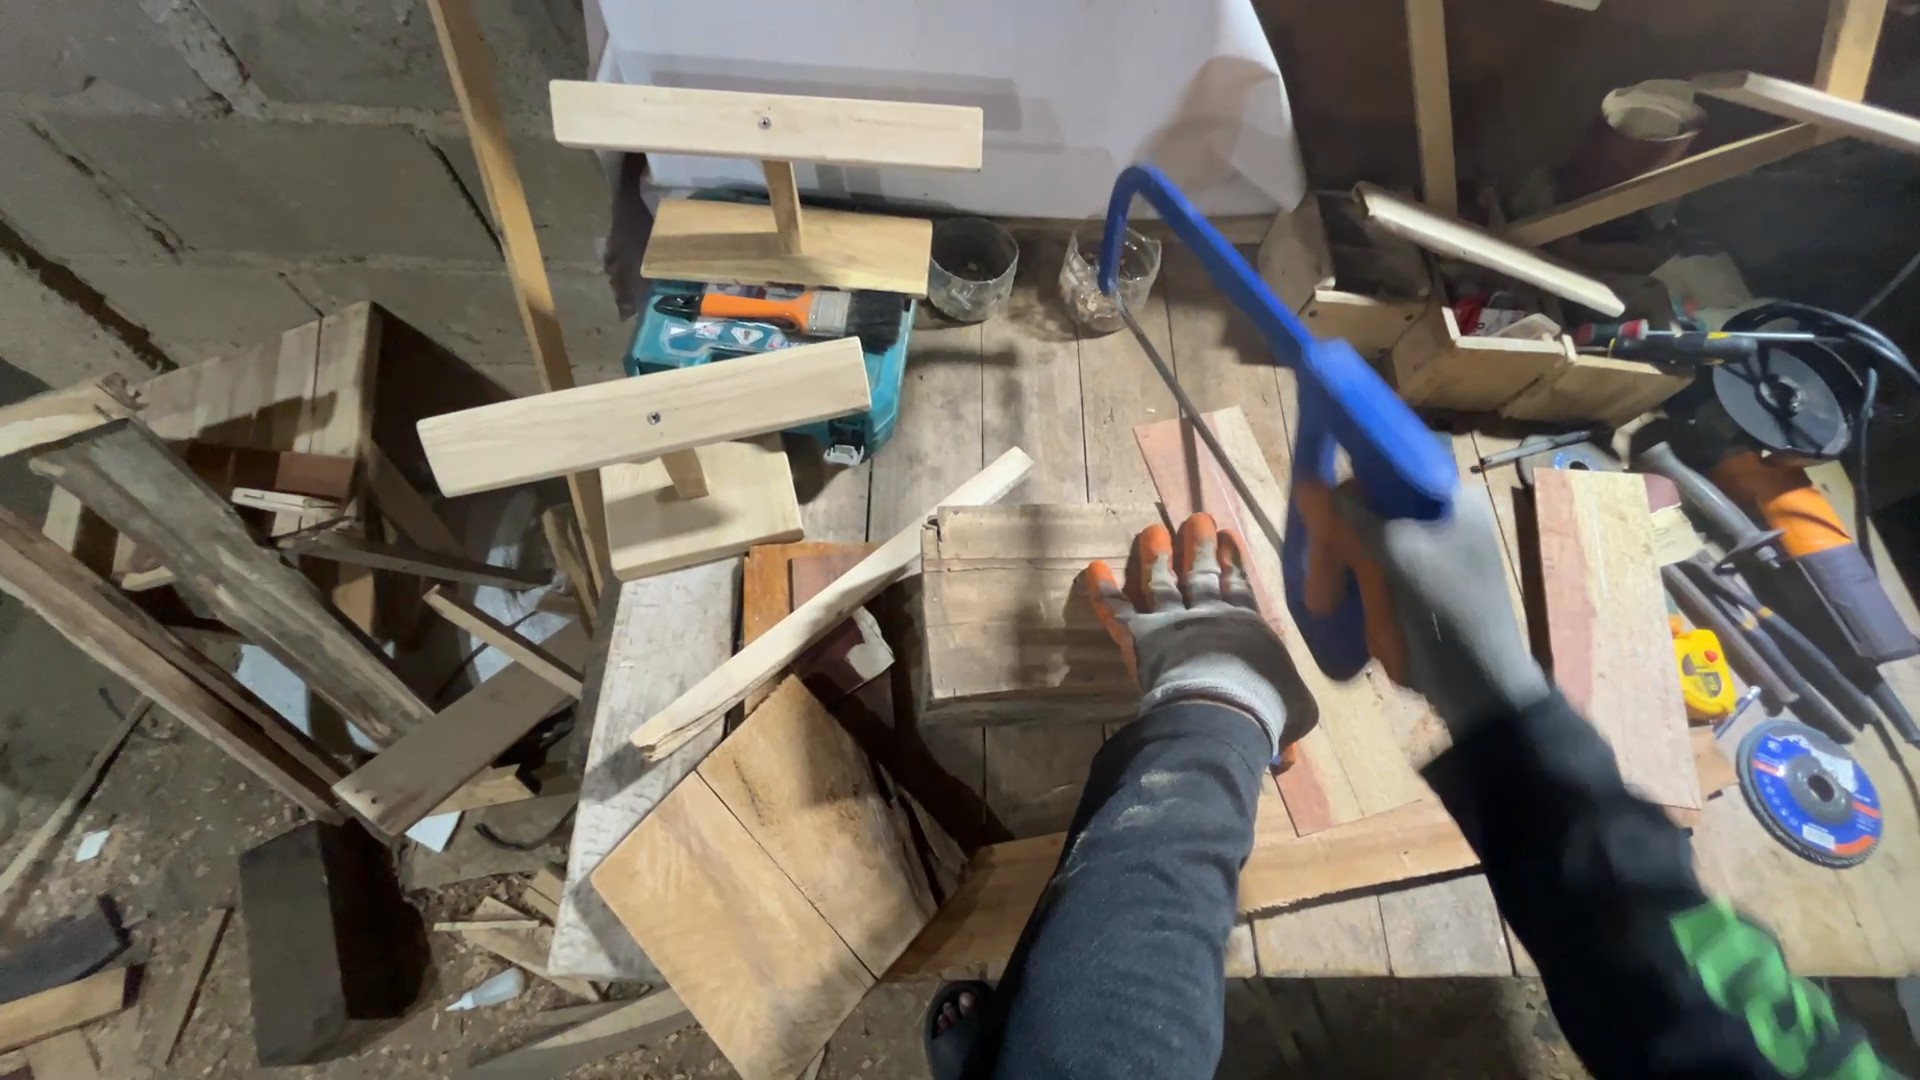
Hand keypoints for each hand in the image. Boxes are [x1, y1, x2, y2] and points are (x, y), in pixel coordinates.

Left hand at [1085, 513, 1308, 757]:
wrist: (1223, 707)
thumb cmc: (1265, 708)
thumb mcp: (1295, 712)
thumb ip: (1289, 712)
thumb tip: (1287, 755)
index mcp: (1245, 626)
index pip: (1238, 587)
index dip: (1233, 563)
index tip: (1229, 537)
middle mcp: (1208, 615)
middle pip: (1201, 574)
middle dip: (1198, 546)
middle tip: (1196, 519)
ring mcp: (1172, 621)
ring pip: (1162, 583)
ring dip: (1156, 556)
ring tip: (1152, 530)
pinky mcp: (1142, 634)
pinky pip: (1117, 610)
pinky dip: (1105, 591)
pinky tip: (1094, 568)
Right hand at [1294, 480, 1549, 736]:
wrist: (1477, 687)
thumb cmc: (1446, 615)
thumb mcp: (1397, 558)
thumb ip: (1353, 517)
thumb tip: (1308, 482)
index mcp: (1449, 501)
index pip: (1382, 472)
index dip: (1344, 495)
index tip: (1318, 525)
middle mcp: (1438, 517)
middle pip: (1364, 509)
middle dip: (1335, 547)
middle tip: (1321, 589)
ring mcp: (1425, 550)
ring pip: (1358, 540)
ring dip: (1335, 570)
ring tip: (1324, 604)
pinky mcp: (1411, 580)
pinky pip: (1364, 565)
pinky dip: (1347, 582)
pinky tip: (1335, 602)